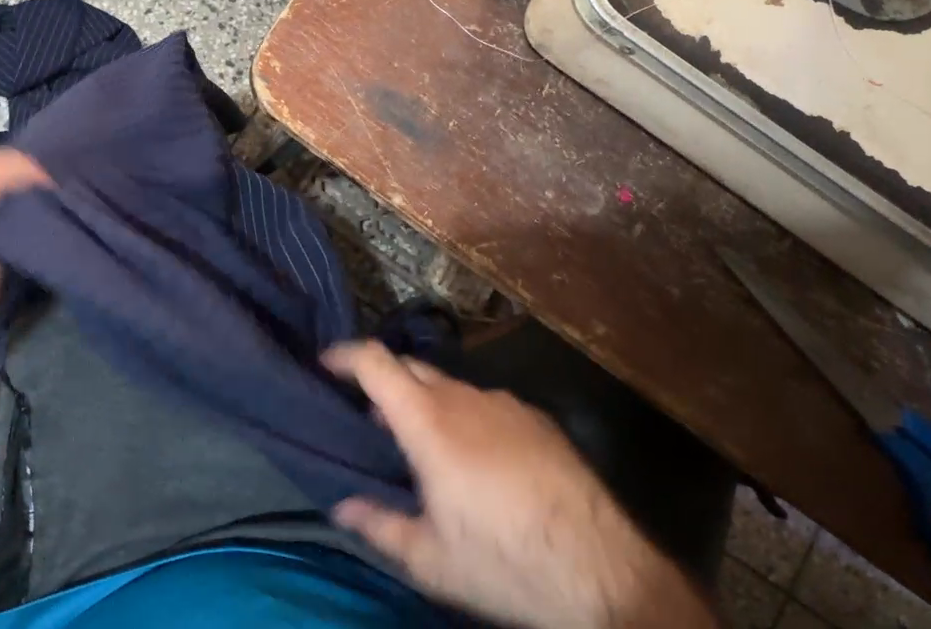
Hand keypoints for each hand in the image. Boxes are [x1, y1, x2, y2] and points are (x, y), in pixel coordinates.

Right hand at [323, 342, 712, 628]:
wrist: (605, 574)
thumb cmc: (504, 562)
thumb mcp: (430, 559)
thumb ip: (378, 525)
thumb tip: (342, 507)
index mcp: (428, 422)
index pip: (375, 361)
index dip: (344, 355)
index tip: (325, 364)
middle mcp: (465, 398)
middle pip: (410, 367)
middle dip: (383, 382)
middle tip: (371, 420)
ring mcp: (507, 405)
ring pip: (450, 387)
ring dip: (427, 403)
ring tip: (424, 447)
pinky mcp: (540, 420)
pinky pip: (487, 404)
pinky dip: (466, 417)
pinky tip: (478, 461)